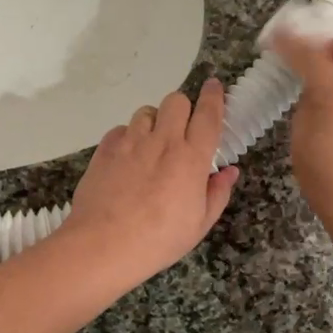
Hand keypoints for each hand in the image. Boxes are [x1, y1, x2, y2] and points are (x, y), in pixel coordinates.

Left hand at [59, 78, 239, 279]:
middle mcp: (162, 142)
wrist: (104, 245)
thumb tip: (229, 171)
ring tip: (152, 146)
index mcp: (191, 158)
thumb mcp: (199, 224)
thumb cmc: (159, 240)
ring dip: (154, 122)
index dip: (214, 97)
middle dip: (183, 108)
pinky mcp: (105, 149)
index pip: (208, 115)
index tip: (215, 87)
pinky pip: (121, 130)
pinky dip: (128, 138)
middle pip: (176, 101)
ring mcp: (130, 142)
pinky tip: (127, 159)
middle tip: (182, 131)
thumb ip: (217, 193)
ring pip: (146, 112)